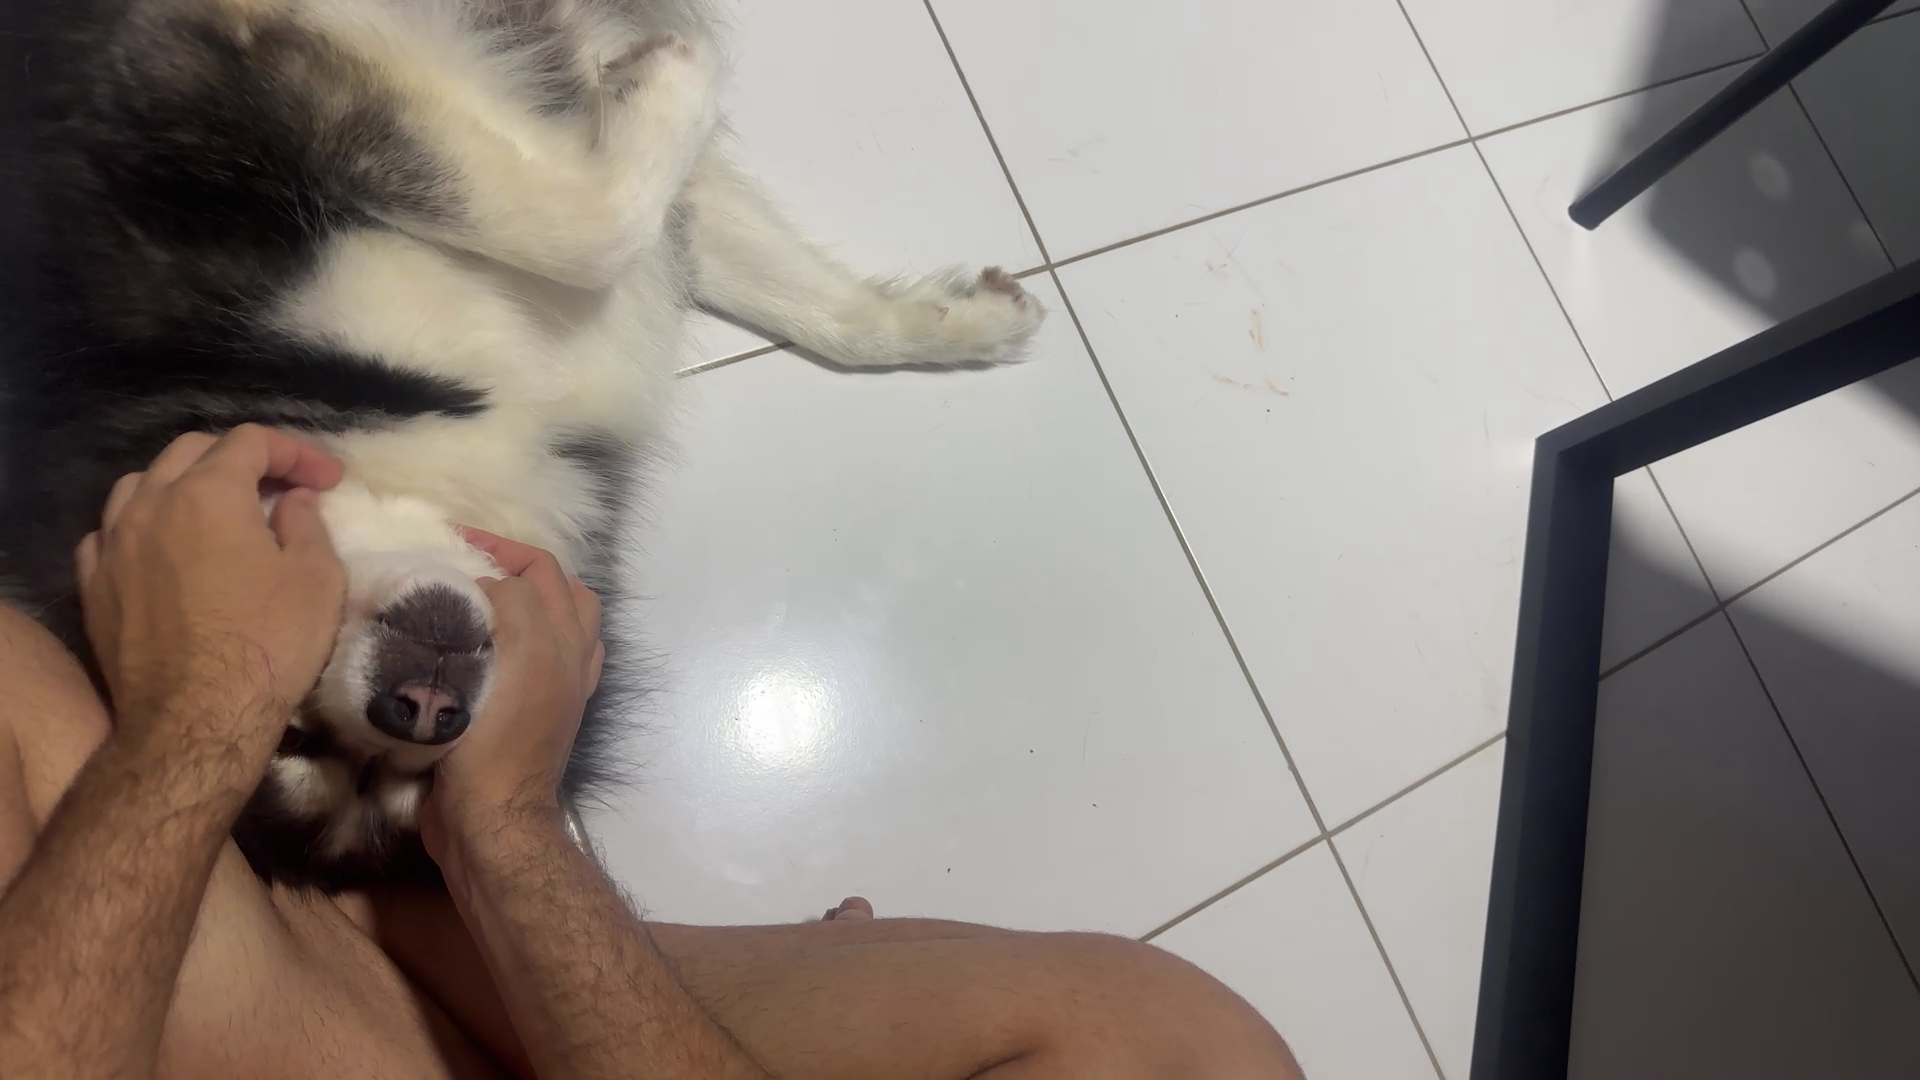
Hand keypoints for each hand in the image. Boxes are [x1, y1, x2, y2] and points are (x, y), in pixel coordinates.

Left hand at [74, 425, 345, 759]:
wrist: (201, 710)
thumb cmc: (275, 635)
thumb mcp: (317, 574)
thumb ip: (304, 524)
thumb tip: (291, 501)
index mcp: (209, 496)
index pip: (248, 442)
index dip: (297, 452)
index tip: (331, 481)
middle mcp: (149, 506)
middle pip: (191, 452)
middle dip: (245, 459)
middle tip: (288, 488)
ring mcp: (110, 544)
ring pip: (144, 484)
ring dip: (193, 485)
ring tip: (230, 512)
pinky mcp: (93, 582)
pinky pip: (115, 529)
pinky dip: (153, 522)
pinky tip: (179, 548)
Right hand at [421, 530, 603, 855]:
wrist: (496, 819)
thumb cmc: (480, 748)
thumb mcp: (482, 670)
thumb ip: (499, 614)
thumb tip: (484, 588)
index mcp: (556, 641)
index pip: (536, 571)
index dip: (494, 549)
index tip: (448, 542)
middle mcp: (574, 655)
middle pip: (560, 587)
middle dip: (519, 564)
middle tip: (466, 561)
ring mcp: (571, 681)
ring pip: (571, 615)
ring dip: (538, 594)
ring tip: (487, 591)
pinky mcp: (561, 705)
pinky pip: (565, 652)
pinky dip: (542, 633)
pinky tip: (502, 637)